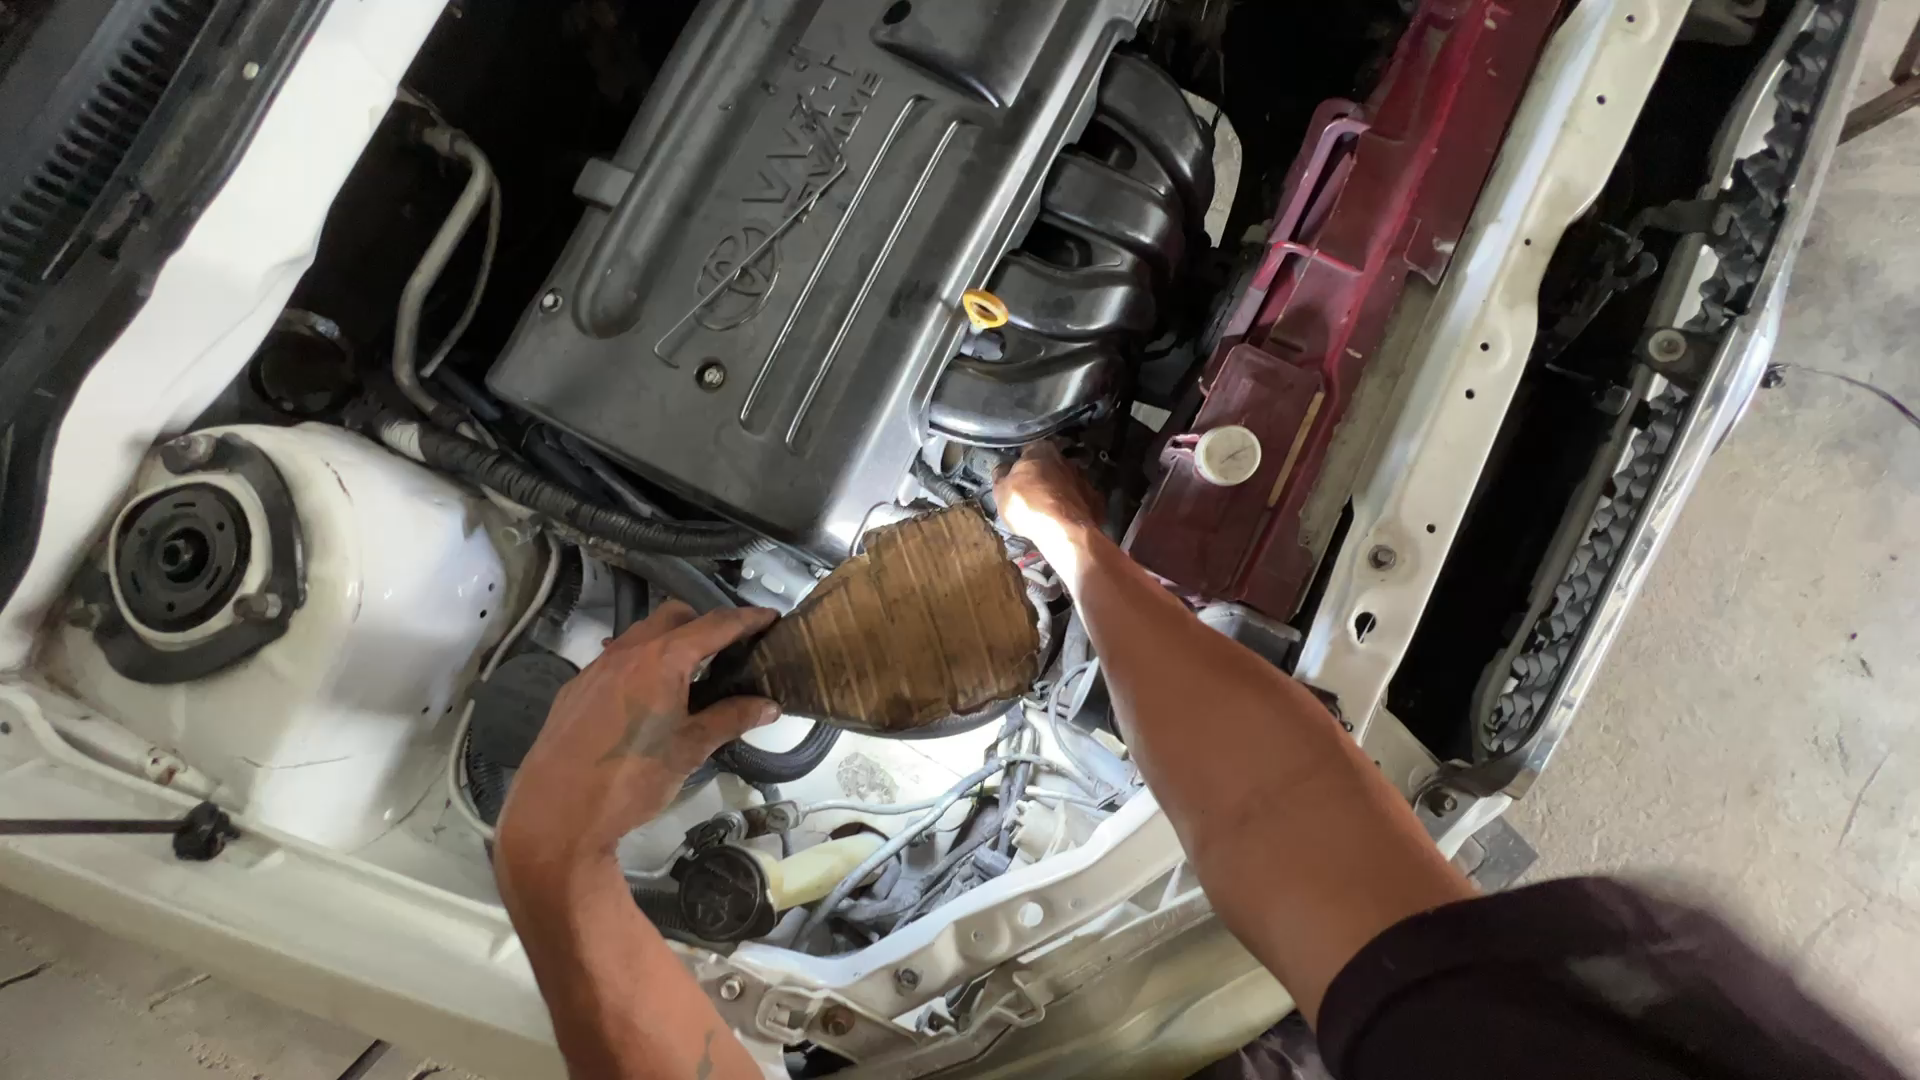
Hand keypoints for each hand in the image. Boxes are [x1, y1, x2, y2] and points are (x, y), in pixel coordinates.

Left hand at [495, 602, 779, 881]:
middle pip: (674, 616)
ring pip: (641, 634)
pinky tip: (648, 698)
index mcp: (661, 659)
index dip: (747, 619)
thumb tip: (769, 706)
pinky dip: (641, 663)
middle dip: (706, 623)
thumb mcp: (691, 749)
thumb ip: (732, 718)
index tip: (770, 617)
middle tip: (730, 648)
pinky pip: (616, 660)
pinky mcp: (575, 690)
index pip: (715, 625)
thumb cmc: (631, 781)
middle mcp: (627, 652)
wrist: (554, 818)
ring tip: (691, 673)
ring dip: (670, 641)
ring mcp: (596, 668)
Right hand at [994, 441, 1103, 579]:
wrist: (1064, 531)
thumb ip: (1002, 475)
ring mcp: (1084, 478)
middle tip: (1032, 493)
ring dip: (1060, 491)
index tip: (1016, 475)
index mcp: (1041, 450)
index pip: (1028, 450)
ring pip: (1067, 481)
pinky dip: (1074, 506)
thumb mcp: (1001, 490)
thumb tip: (1004, 468)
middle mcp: (1066, 459)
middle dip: (1043, 476)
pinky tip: (1066, 518)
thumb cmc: (1028, 505)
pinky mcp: (1096, 499)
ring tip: (1049, 509)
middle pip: (1050, 465)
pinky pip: (1080, 499)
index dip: (1020, 463)